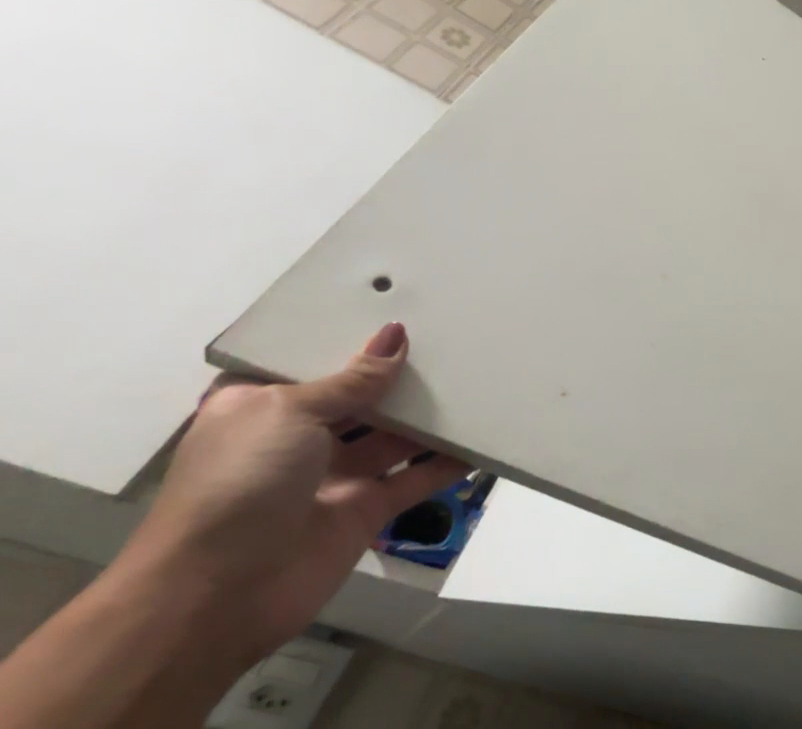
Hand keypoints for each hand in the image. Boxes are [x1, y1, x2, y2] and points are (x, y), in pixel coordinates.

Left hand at [114, 322, 468, 665]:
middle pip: (359, 397)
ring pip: (393, 435)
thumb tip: (395, 335)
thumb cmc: (238, 483)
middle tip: (453, 336)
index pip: (306, 361)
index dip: (345, 337)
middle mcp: (296, 437)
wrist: (216, 595)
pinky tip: (484, 437)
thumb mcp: (287, 413)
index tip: (395, 307)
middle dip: (398, 373)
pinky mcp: (366, 508)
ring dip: (429, 414)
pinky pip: (416, 476)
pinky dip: (448, 461)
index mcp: (259, 407)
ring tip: (480, 376)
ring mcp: (333, 474)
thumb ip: (350, 379)